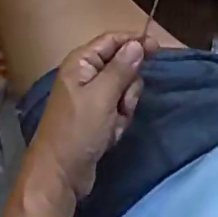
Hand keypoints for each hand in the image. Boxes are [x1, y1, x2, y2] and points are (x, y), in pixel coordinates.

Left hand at [25, 32, 153, 202]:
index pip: (112, 40)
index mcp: (81, 62)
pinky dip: (118, 121)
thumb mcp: (102, 96)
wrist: (60, 176)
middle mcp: (85, 74)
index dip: (134, 40)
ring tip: (112, 125)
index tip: (157, 47)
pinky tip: (109, 136)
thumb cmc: (78, 130)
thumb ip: (121, 68)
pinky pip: (118, 109)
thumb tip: (137, 43)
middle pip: (121, 66)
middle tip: (123, 105)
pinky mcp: (96, 117)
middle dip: (127, 87)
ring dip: (123, 108)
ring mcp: (91, 97)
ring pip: (123, 90)